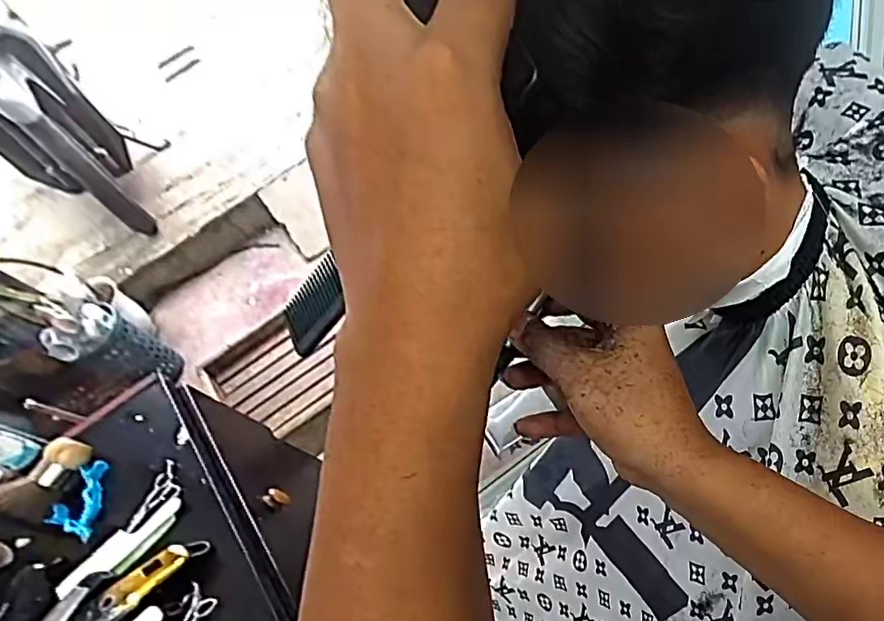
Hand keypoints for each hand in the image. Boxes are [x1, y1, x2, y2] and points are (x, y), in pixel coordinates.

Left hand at [308, 0, 531, 345]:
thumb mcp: (547, 207)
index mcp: (448, 78)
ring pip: (350, 40)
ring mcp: (336, 108)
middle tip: (442, 36)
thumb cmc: (476, 276)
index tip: (506, 14)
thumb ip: (554, 155)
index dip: (500, 3)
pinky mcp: (320, 148)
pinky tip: (411, 163)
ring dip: (391, 58)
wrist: (417, 326)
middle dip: (412, 3)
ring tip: (435, 114)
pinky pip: (342, 101)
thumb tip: (562, 142)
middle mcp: (377, 74)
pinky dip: (374, 113)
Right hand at [505, 314, 719, 488]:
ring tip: (514, 377)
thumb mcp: (578, 373)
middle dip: (539, 343)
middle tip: (514, 342)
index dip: (550, 296)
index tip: (524, 303)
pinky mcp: (618, 409)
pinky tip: (532, 421)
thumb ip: (543, 346)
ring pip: (576, 370)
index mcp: (631, 323)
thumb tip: (522, 330)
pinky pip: (580, 404)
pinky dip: (557, 412)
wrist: (666, 462)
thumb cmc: (645, 417)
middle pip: (576, 334)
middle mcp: (631, 346)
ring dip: (543, 377)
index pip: (586, 295)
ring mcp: (625, 378)